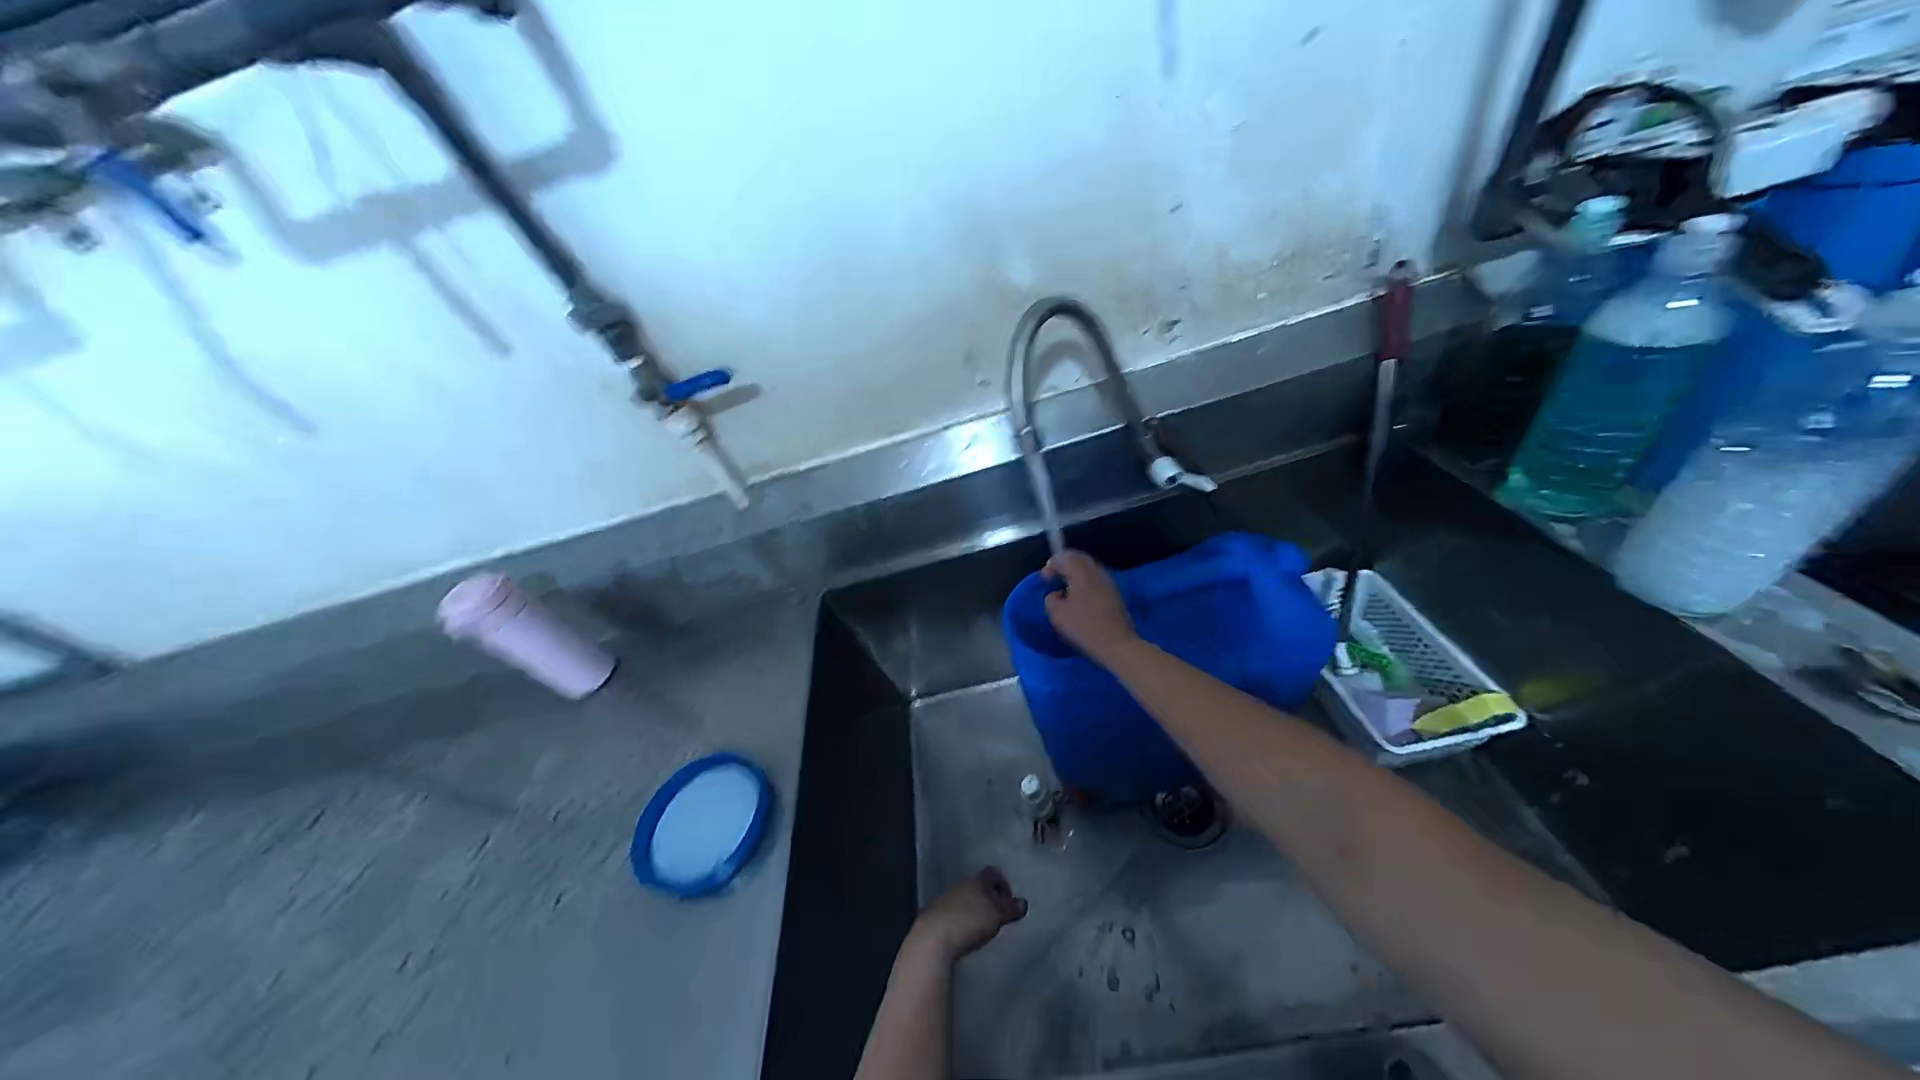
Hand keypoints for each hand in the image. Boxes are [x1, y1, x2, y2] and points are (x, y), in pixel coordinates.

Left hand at [909, 866, 1027, 961]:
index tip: (1009, 902)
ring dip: (975, 910)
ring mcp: (945, 899)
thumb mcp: (997, 915)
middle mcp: (961, 885)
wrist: (933, 938)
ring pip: (965, 899)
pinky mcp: (935, 916)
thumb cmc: (970, 921)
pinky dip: (962, 920)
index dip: (1003, 884)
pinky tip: (964, 935)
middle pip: (979, 886)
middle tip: (997, 917)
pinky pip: (954, 912)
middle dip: (989, 899)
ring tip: (982, 929)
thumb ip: (1010, 908)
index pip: (992, 873)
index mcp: (977, 881)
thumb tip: (1023, 902)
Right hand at [1043, 550, 1139, 667]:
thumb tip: (1056, 594)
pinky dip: (1086, 582)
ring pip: (1089, 568)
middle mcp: (1097, 572)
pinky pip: (1096, 579)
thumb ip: (1051, 600)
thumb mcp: (1057, 615)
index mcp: (1081, 573)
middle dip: (1064, 564)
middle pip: (1079, 558)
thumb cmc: (1085, 627)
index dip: (1051, 565)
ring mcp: (1108, 582)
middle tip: (1054, 577)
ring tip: (1066, 588)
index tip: (1044, 580)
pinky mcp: (1115, 594)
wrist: (1117, 644)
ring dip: (1076, 573)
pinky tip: (1081, 597)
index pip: (1064, 558)